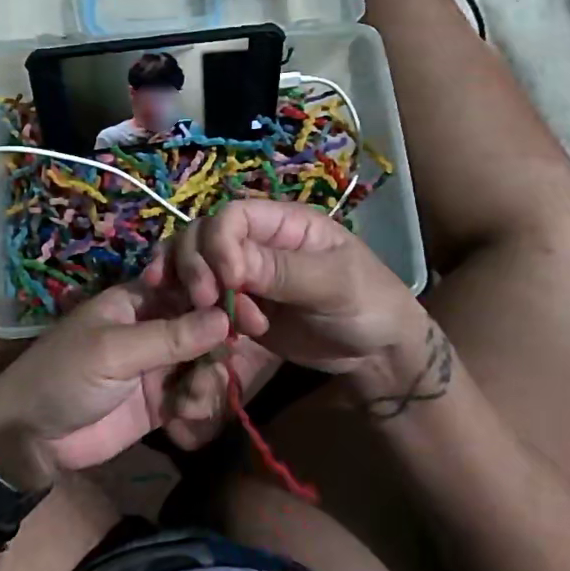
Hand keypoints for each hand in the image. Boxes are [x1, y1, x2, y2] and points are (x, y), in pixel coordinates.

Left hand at [0, 283, 230, 479]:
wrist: (29, 437)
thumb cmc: (63, 375)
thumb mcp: (114, 350)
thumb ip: (170, 336)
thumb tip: (224, 317)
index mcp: (137, 300)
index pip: (188, 286)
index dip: (220, 297)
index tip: (248, 316)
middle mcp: (153, 327)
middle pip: (204, 326)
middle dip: (218, 347)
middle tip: (221, 367)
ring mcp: (157, 366)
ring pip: (204, 363)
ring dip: (207, 381)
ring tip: (190, 402)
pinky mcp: (159, 402)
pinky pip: (194, 396)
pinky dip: (197, 406)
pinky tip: (182, 419)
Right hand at [145, 200, 428, 392]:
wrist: (376, 354)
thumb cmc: (368, 304)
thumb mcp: (335, 283)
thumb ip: (284, 270)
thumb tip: (231, 264)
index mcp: (282, 222)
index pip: (231, 216)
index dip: (219, 242)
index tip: (229, 278)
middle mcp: (255, 242)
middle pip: (201, 236)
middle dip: (196, 266)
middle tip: (206, 301)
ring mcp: (242, 275)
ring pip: (193, 266)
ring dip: (193, 289)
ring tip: (216, 319)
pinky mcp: (236, 306)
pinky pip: (202, 300)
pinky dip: (194, 310)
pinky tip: (209, 328)